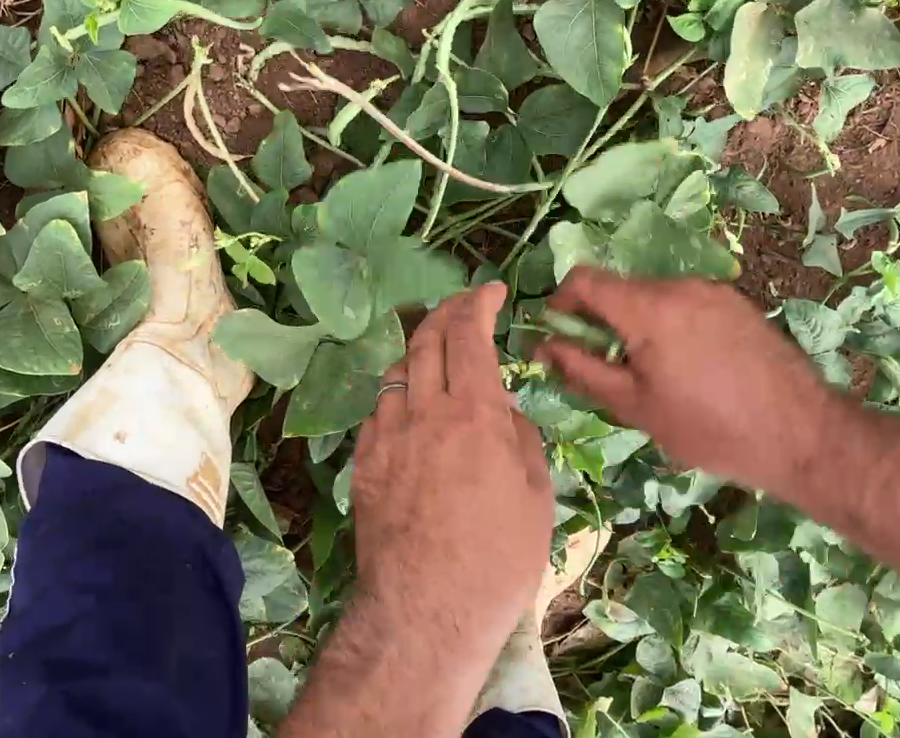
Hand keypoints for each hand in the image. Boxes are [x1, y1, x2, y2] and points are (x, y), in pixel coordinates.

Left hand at [351, 281, 552, 667]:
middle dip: (446, 311)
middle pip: (427, 338)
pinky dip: (400, 396)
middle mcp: (423, 410)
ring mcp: (386, 433)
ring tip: (439, 358)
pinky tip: (412, 412)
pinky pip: (380, 409)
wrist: (427, 610)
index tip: (491, 290)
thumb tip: (504, 410)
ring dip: (421, 352)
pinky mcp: (363, 460)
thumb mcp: (536, 495)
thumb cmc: (498, 558)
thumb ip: (520, 437)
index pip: (469, 334)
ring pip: (398, 370)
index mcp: (473, 412)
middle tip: (463, 307)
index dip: (478, 302)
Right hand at [534, 269, 838, 495]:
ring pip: (651, 296)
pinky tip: (691, 368)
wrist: (806, 436)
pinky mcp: (736, 303)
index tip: (561, 336)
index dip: (560, 302)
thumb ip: (581, 369)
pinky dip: (670, 325)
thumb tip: (543, 345)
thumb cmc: (710, 428)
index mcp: (648, 307)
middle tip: (610, 368)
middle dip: (602, 321)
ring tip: (655, 373)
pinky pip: (684, 304)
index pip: (583, 279)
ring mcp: (712, 291)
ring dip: (637, 324)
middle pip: (618, 288)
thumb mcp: (634, 406)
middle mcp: (678, 286)